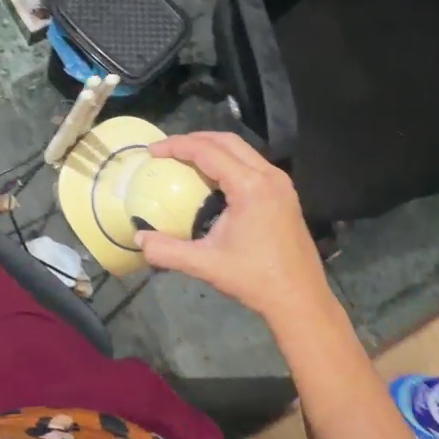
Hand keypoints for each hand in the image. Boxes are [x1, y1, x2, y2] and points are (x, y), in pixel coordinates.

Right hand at [137, 132, 335, 327]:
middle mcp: (269, 176)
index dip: (177, 146)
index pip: (208, 152)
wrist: (299, 298)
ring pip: (243, 151)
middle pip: (227, 142)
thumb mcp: (205, 265)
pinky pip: (252, 165)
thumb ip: (167, 251)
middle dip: (194, 139)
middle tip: (167, 150)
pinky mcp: (285, 195)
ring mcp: (281, 184)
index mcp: (250, 187)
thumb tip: (139, 239)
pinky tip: (212, 180)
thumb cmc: (254, 279)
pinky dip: (228, 162)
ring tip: (185, 159)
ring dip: (212, 149)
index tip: (152, 151)